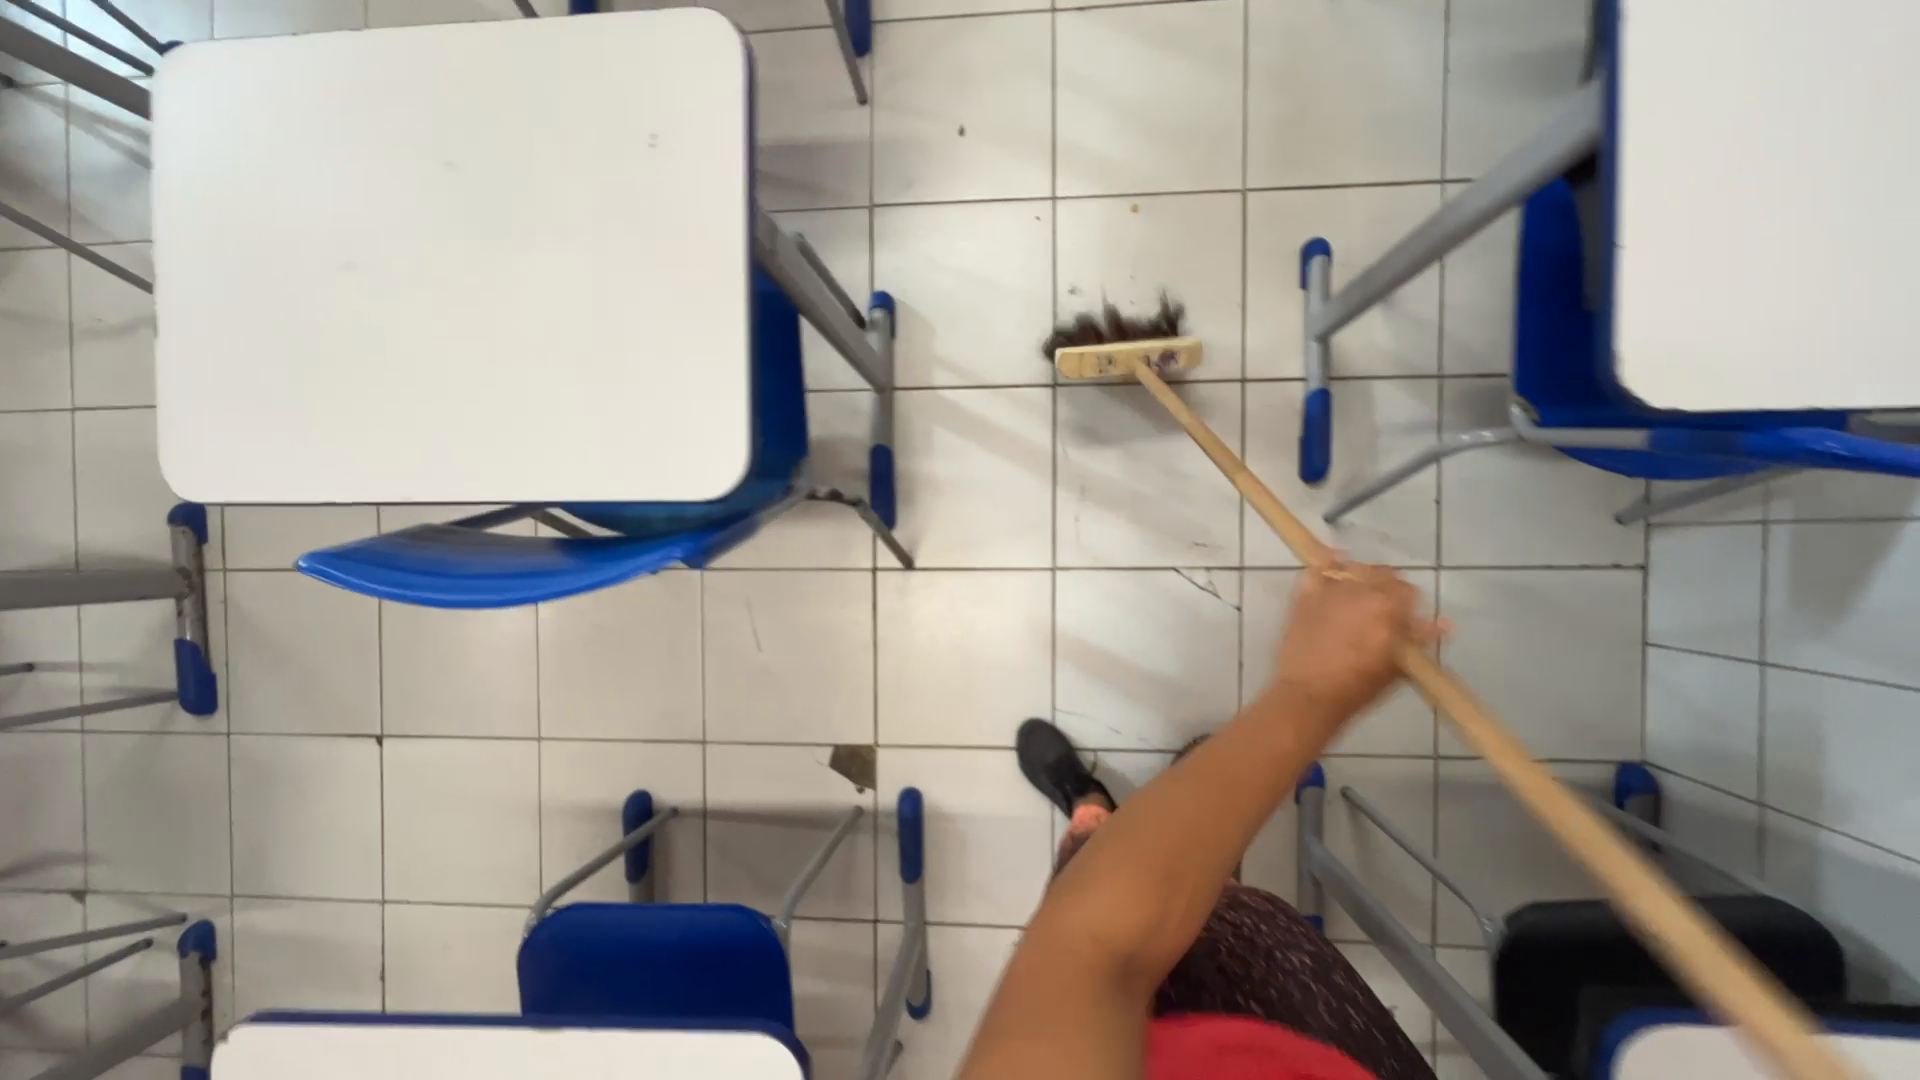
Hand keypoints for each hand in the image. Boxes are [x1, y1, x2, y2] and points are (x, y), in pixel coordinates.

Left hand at [1264, 555, 1443, 731]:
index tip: (1405, 618)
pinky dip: (1327, 562)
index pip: (1409, 591)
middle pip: (1383, 574)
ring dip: (1362, 575)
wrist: (1308, 694)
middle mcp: (1362, 591)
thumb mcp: (1397, 666)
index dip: (1409, 604)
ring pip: (1355, 567)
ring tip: (1361, 592)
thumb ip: (1419, 639)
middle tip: (1384, 608)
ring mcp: (1330, 590)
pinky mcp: (1305, 595)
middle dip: (1388, 588)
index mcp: (1389, 608)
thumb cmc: (1358, 687)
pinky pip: (1317, 567)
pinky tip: (1333, 562)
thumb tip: (1445, 624)